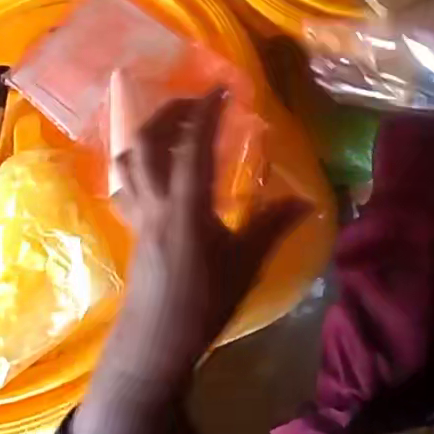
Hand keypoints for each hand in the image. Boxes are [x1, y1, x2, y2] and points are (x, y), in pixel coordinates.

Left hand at [71, 91, 308, 433]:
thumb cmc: (203, 304)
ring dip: (148, 133)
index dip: (205, 111)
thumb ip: (273, 226)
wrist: (154, 345)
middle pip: (147, 142)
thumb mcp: (246, 264)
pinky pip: (126, 183)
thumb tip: (308, 202)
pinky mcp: (131, 228)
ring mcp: (138, 214)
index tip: (220, 88)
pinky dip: (138, 162)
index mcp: (187, 206)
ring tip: (174, 127)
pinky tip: (157, 168)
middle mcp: (156, 202)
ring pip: (129, 160)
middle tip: (195, 103)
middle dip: (168, 113)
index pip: (193, 145)